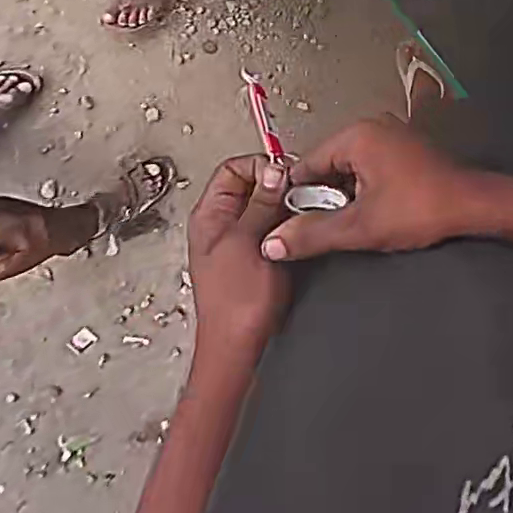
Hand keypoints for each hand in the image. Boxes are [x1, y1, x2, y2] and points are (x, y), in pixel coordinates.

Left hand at [186, 155, 293, 355]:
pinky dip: (292, 223)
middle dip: (279, 186)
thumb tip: (275, 170)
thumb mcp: (248, 242)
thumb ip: (262, 202)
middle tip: (297, 193)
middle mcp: (225, 224)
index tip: (285, 176)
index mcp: (211, 215)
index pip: (234, 168)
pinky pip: (279, 225)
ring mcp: (244, 239)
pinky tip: (301, 230)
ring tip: (300, 213)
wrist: (243, 346)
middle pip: (254, 184)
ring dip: (288, 206)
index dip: (261, 166)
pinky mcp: (263, 253)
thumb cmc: (235, 305)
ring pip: (270, 205)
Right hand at [266, 117, 484, 260]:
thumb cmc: (425, 208)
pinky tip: (373, 210)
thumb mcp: (361, 227)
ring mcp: (391, 135)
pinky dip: (364, 187)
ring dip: (346, 194)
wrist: (473, 206)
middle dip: (325, 196)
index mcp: (357, 136)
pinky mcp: (404, 148)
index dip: (296, 196)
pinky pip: (369, 165)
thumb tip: (276, 242)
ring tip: (357, 220)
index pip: (306, 164)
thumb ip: (313, 234)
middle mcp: (373, 127)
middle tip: (331, 224)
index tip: (291, 222)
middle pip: (327, 164)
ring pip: (349, 167)